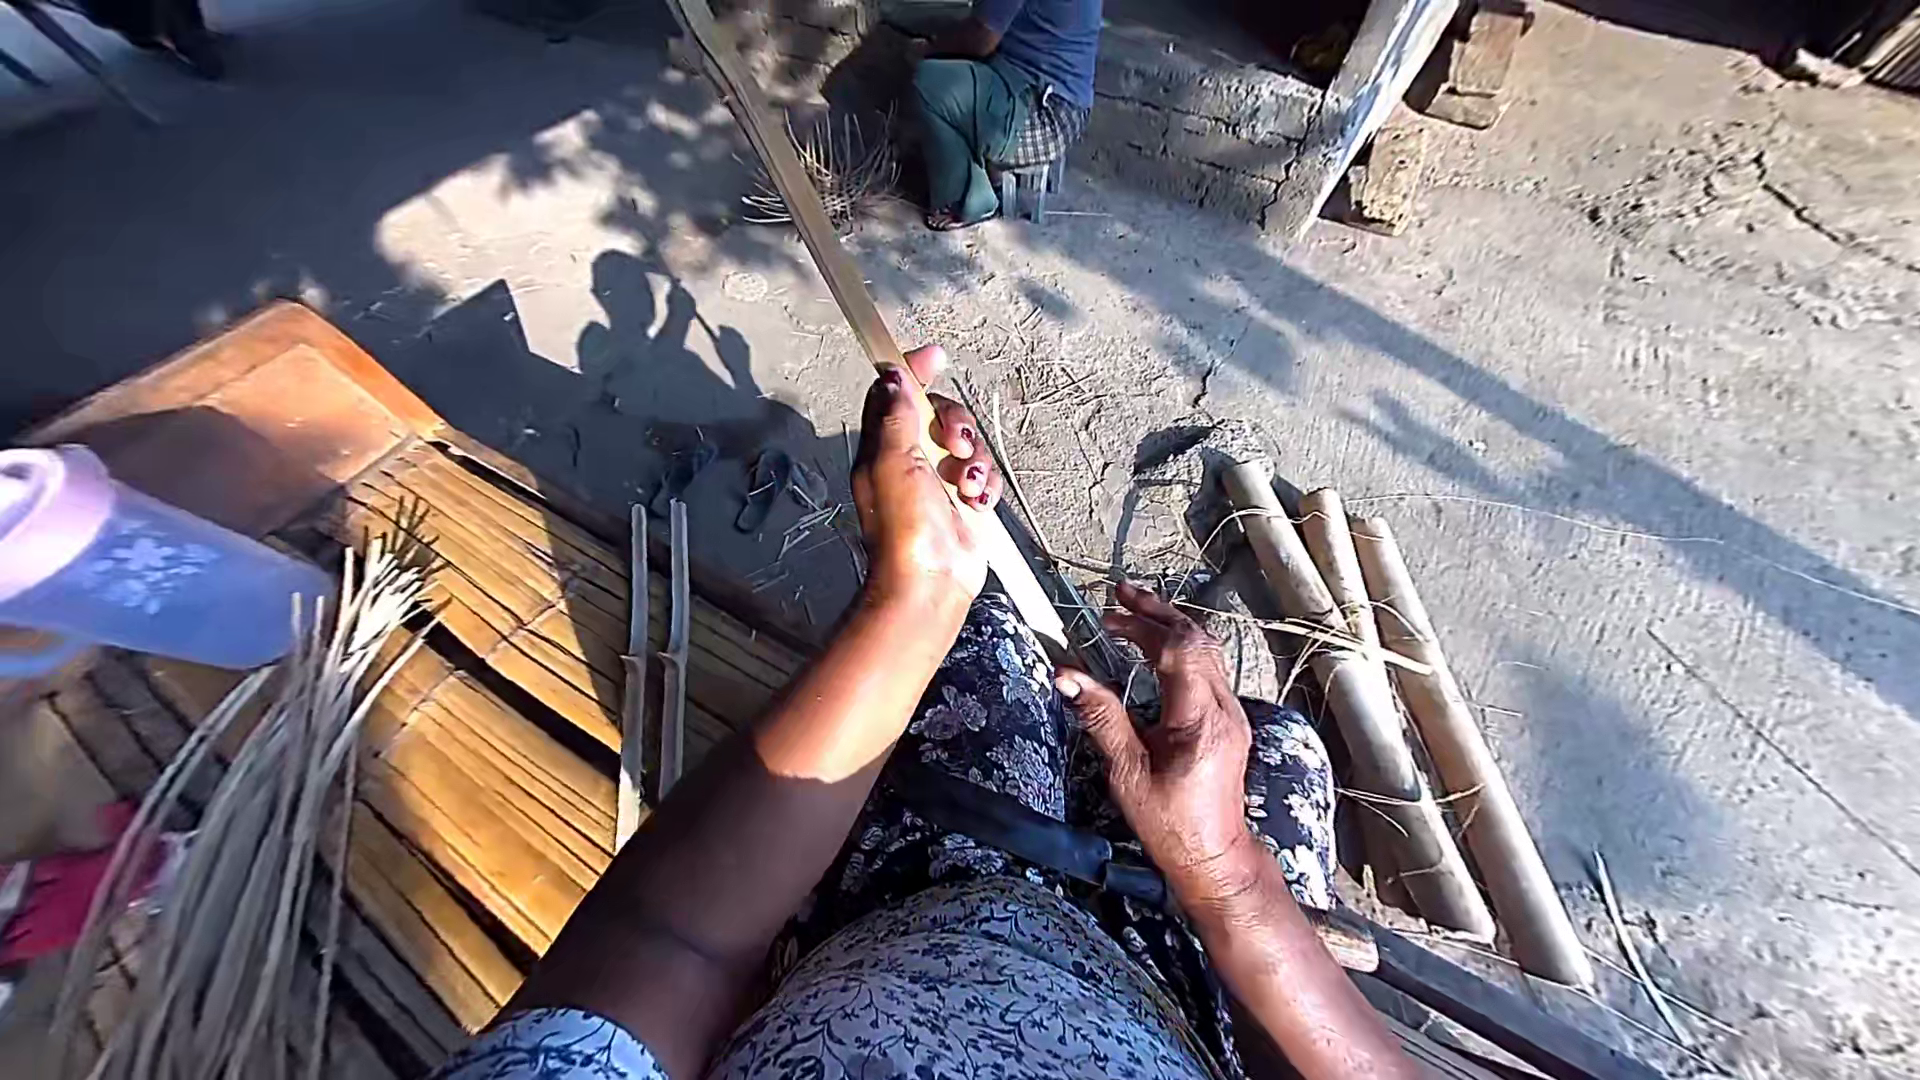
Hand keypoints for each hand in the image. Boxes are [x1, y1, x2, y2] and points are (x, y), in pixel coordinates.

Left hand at [852, 344, 1003, 612]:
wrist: (931, 580)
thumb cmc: (905, 528)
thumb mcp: (893, 464)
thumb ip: (896, 417)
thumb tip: (894, 377)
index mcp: (884, 447)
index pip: (895, 394)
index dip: (913, 370)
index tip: (935, 356)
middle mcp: (910, 459)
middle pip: (940, 415)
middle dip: (956, 424)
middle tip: (957, 445)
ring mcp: (939, 480)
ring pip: (968, 444)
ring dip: (975, 462)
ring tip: (967, 487)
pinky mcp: (964, 499)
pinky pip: (984, 475)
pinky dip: (986, 486)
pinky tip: (977, 503)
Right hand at [1055, 584, 1261, 903]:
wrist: (1217, 856)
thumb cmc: (1171, 823)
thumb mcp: (1127, 772)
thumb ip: (1101, 717)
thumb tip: (1067, 677)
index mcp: (1199, 720)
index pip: (1179, 650)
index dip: (1143, 625)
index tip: (1109, 617)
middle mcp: (1223, 709)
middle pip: (1197, 640)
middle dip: (1157, 612)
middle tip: (1122, 594)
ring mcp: (1232, 712)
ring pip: (1207, 649)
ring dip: (1171, 624)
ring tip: (1136, 608)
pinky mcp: (1229, 718)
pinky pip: (1209, 665)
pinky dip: (1180, 644)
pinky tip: (1156, 644)